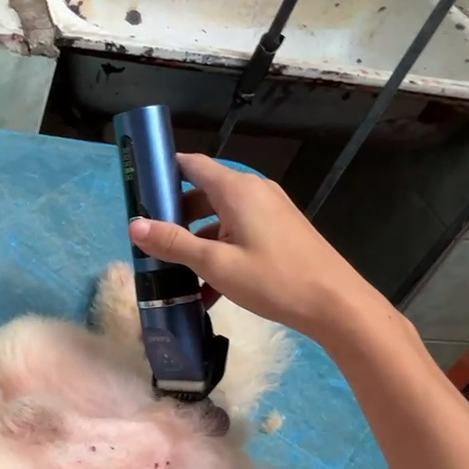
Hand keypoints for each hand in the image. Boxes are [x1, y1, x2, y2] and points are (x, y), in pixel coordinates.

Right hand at [127, 154, 392, 339]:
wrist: (334, 304)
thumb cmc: (273, 279)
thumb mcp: (215, 264)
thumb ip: (173, 243)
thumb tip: (134, 225)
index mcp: (237, 190)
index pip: (192, 164)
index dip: (163, 172)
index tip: (138, 190)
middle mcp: (254, 192)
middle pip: (203, 193)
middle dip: (175, 217)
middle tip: (150, 242)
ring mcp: (270, 211)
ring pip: (220, 218)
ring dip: (196, 242)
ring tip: (175, 273)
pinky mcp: (279, 231)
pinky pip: (238, 233)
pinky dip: (219, 252)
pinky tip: (207, 291)